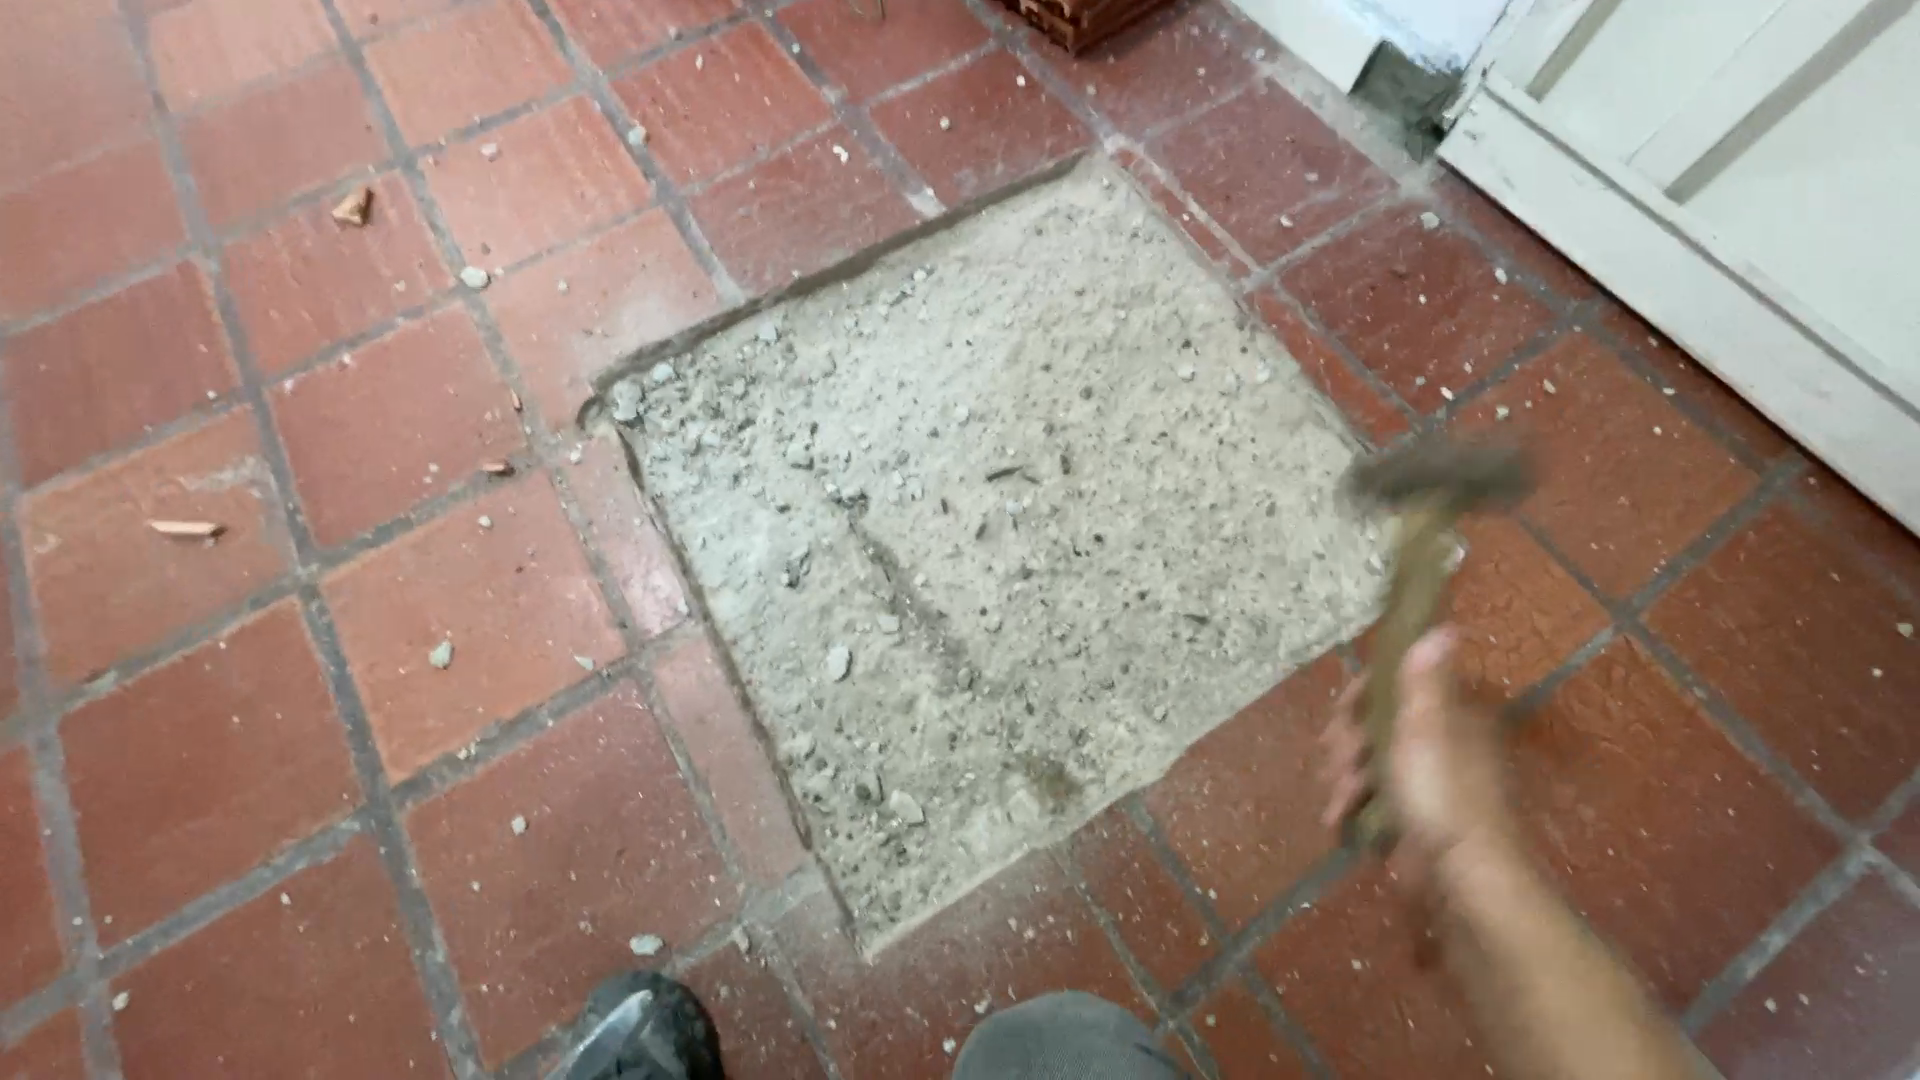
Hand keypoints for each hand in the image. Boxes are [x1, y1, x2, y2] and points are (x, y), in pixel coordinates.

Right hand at [1320, 627, 1516, 888]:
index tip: (1341, 720)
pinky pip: (1367, 794)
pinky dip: (1350, 802)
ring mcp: (1421, 781)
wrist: (1462, 877)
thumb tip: (1444, 626)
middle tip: (1340, 763)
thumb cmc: (1441, 798)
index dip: (1357, 699)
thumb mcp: (1425, 731)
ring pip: (1363, 762)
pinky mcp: (1408, 813)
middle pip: (1370, 724)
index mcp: (1445, 719)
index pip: (1390, 688)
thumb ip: (1423, 683)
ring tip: (1340, 799)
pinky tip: (1340, 816)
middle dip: (1344, 745)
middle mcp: (1436, 743)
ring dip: (1342, 777)